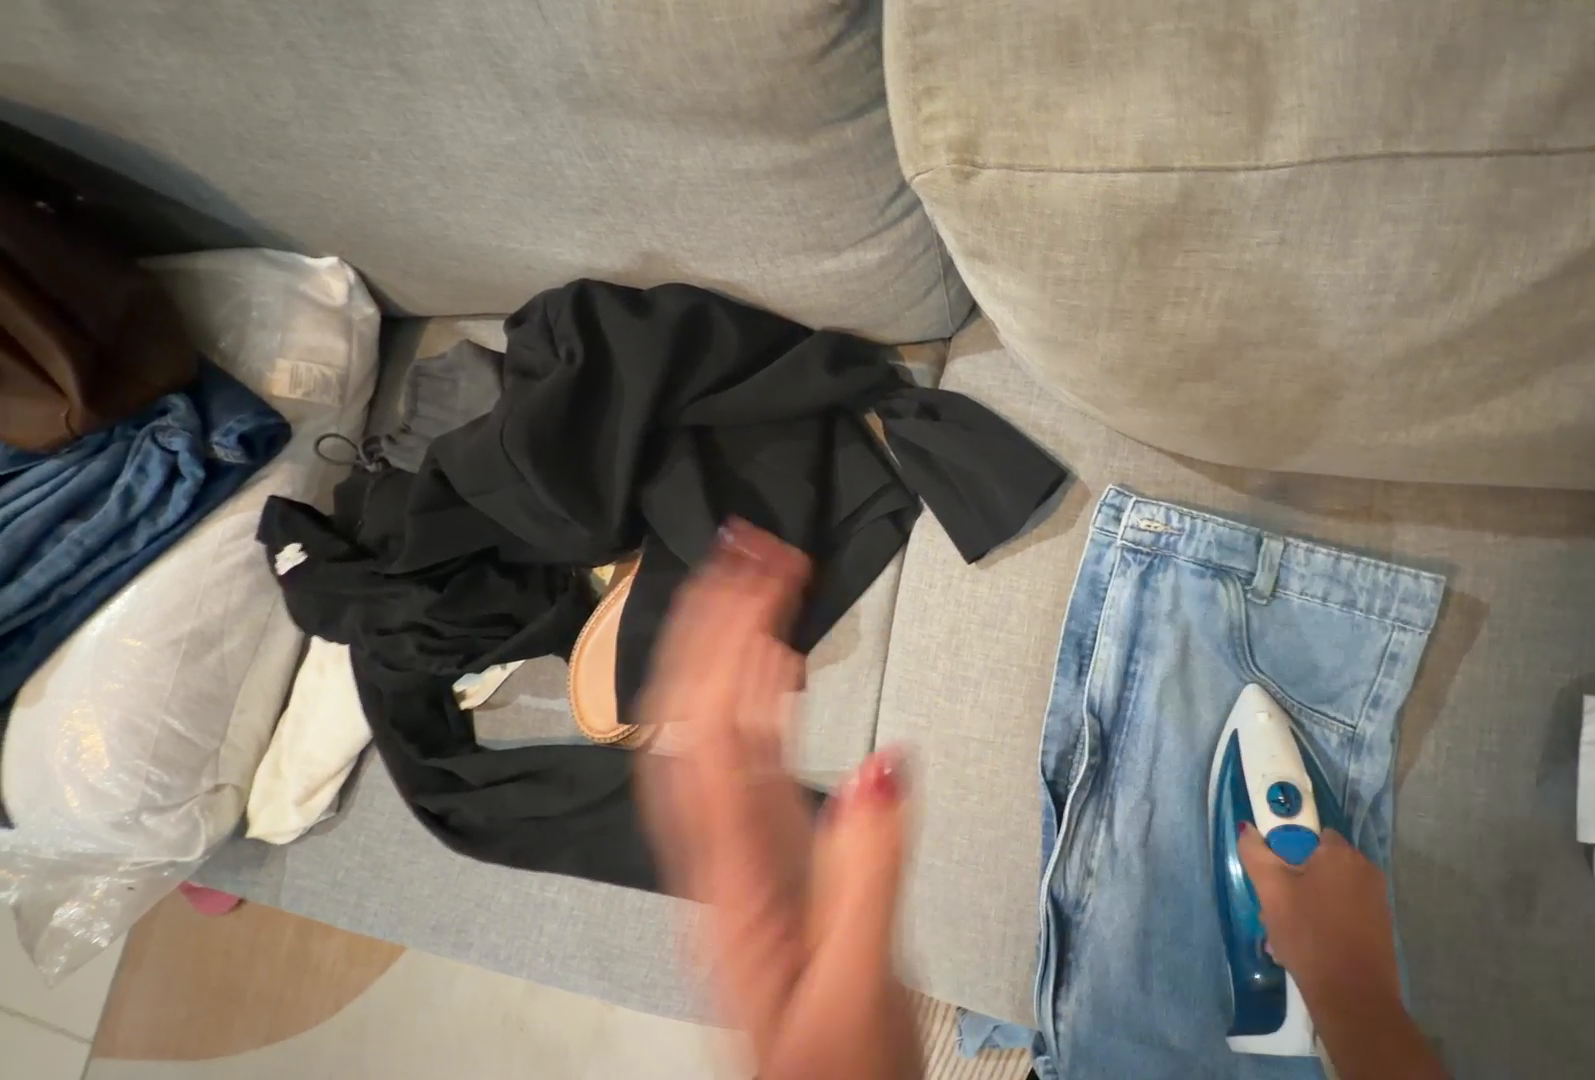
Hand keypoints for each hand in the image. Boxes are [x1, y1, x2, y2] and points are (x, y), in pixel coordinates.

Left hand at [638, 520, 920, 1079]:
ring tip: (755, 583)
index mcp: (732, 875)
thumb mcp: (858, 985)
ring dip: (724, 647)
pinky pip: (738, 757)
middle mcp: (716, 852)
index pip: (712, 729)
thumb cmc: (835, 1068)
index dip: (730, 639)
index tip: (763, 572)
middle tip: (751, 549)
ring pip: (706, 727)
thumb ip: (867, 872)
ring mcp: (731, 850)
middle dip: (714, 620)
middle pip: (691, 714)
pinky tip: (773, 667)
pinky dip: (752, 696)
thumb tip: (879, 760)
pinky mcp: (758, 855)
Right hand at [1236, 826, 1447, 1079]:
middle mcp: (1365, 870)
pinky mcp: (1379, 928)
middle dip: (1292, 881)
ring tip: (1284, 933)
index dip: (1284, 849)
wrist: (1353, 997)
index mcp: (1342, 853)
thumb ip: (1255, 852)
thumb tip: (1246, 828)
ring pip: (1327, 891)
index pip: (1308, 834)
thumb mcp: (1271, 889)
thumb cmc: (1309, 934)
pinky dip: (1323, 922)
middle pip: (1317, 864)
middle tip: (1273, 907)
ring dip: (1304, 904)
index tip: (1271, 875)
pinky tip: (1305, 947)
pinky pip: (1342, 913)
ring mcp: (1376, 901)